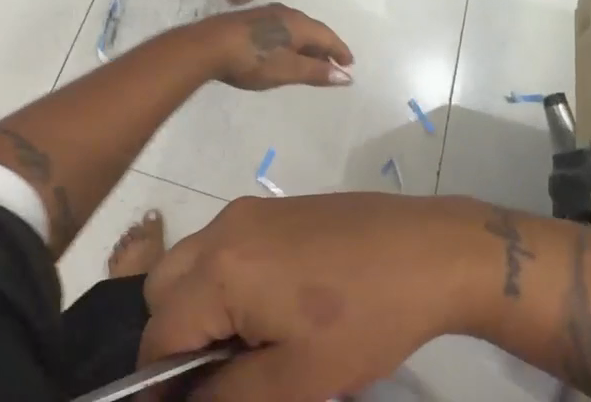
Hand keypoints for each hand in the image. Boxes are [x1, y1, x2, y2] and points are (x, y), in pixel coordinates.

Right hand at [139, 195, 489, 400]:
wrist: (431, 252)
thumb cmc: (366, 318)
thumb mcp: (298, 379)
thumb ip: (228, 396)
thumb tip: (188, 398)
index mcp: (221, 269)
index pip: (159, 334)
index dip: (159, 384)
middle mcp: (224, 229)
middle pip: (163, 290)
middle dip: (174, 337)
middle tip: (214, 375)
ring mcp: (250, 211)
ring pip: (191, 263)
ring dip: (198, 307)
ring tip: (246, 345)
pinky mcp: (275, 208)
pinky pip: (224, 246)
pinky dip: (225, 280)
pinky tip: (271, 308)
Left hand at [186, 4, 353, 91]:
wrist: (207, 46)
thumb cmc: (251, 60)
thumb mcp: (287, 70)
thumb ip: (316, 72)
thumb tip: (346, 75)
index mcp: (298, 23)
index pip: (327, 36)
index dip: (340, 51)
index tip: (349, 65)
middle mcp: (285, 13)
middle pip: (312, 30)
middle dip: (324, 48)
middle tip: (331, 66)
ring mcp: (265, 14)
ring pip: (295, 28)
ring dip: (307, 45)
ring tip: (309, 62)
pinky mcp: (250, 20)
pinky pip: (281, 29)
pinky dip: (290, 42)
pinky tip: (282, 53)